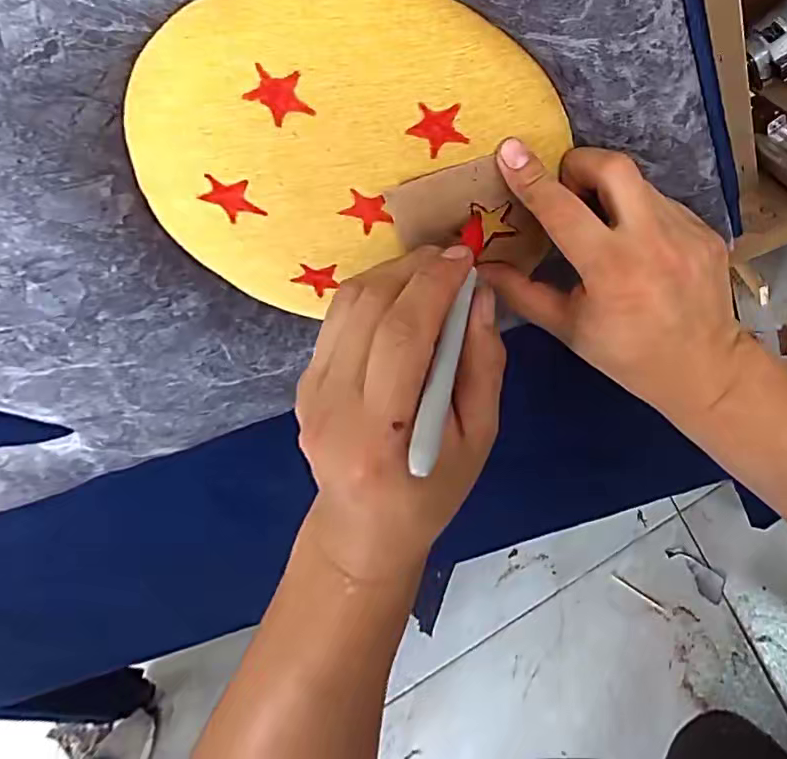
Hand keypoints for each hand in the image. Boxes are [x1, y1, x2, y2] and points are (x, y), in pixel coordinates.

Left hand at [294, 245, 504, 583]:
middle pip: (369, 307)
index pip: (402, 336)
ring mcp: (309, 392)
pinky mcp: (303, 381)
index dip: (435, 285)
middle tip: (453, 257)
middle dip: (416, 268)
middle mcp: (332, 406)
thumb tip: (478, 296)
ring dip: (393, 272)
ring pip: (347, 302)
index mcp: (379, 435)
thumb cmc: (432, 491)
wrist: (362, 529)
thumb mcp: (480, 437)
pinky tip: (403, 294)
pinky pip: (339, 316)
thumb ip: (483, 365)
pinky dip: (375, 291)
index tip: (466, 257)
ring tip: (432, 269)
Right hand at [478, 139, 758, 420]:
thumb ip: (522, 292)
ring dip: (610, 191)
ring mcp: (686, 232)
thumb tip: (483, 265)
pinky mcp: (705, 230)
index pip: (563, 208)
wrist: (706, 369)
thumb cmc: (629, 355)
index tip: (510, 150)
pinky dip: (639, 211)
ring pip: (638, 183)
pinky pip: (662, 202)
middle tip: (566, 186)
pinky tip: (638, 243)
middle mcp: (653, 241)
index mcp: (612, 270)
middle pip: (613, 166)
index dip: (531, 177)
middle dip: (579, 163)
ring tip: (604, 223)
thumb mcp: (570, 328)